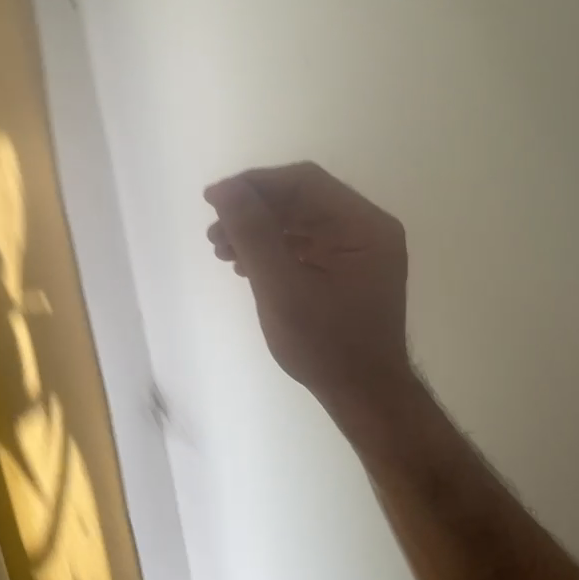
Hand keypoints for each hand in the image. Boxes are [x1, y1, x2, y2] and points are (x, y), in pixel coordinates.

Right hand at [205, 162, 411, 403]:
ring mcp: (357, 250)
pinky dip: (271, 247)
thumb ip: (253, 232)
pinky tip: (244, 265)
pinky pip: (303, 242)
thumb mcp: (281, 286)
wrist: (363, 396)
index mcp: (362, 226)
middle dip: (252, 210)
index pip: (303, 183)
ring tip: (221, 251)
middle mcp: (365, 229)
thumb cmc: (325, 344)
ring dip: (257, 229)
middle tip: (214, 233)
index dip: (254, 185)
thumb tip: (224, 189)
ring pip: (297, 220)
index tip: (213, 200)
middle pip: (300, 199)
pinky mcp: (345, 268)